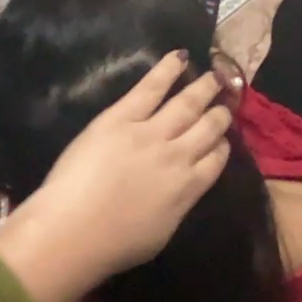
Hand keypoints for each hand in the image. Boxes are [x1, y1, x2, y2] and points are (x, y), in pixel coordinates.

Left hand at [0, 51, 231, 301]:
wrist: (75, 230)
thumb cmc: (114, 244)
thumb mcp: (161, 232)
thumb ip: (177, 205)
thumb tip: (182, 190)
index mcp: (189, 188)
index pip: (217, 160)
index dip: (222, 146)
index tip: (223, 139)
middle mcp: (178, 156)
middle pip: (208, 127)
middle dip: (220, 112)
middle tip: (226, 100)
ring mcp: (151, 133)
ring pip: (187, 103)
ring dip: (204, 87)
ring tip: (214, 75)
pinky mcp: (121, 118)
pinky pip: (150, 88)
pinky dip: (167, 71)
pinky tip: (179, 57)